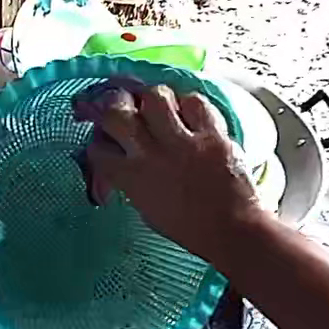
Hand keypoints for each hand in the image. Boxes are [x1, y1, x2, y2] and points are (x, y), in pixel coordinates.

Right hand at [81, 84, 266, 262]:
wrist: (231, 231)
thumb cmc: (186, 226)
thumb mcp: (144, 207)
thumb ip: (128, 178)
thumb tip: (120, 157)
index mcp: (131, 178)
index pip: (97, 147)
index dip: (98, 140)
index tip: (106, 139)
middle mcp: (151, 155)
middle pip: (116, 111)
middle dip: (112, 104)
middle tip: (122, 106)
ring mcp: (183, 142)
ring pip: (155, 96)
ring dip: (151, 96)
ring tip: (156, 104)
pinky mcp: (213, 135)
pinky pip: (195, 102)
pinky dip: (189, 102)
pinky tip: (187, 110)